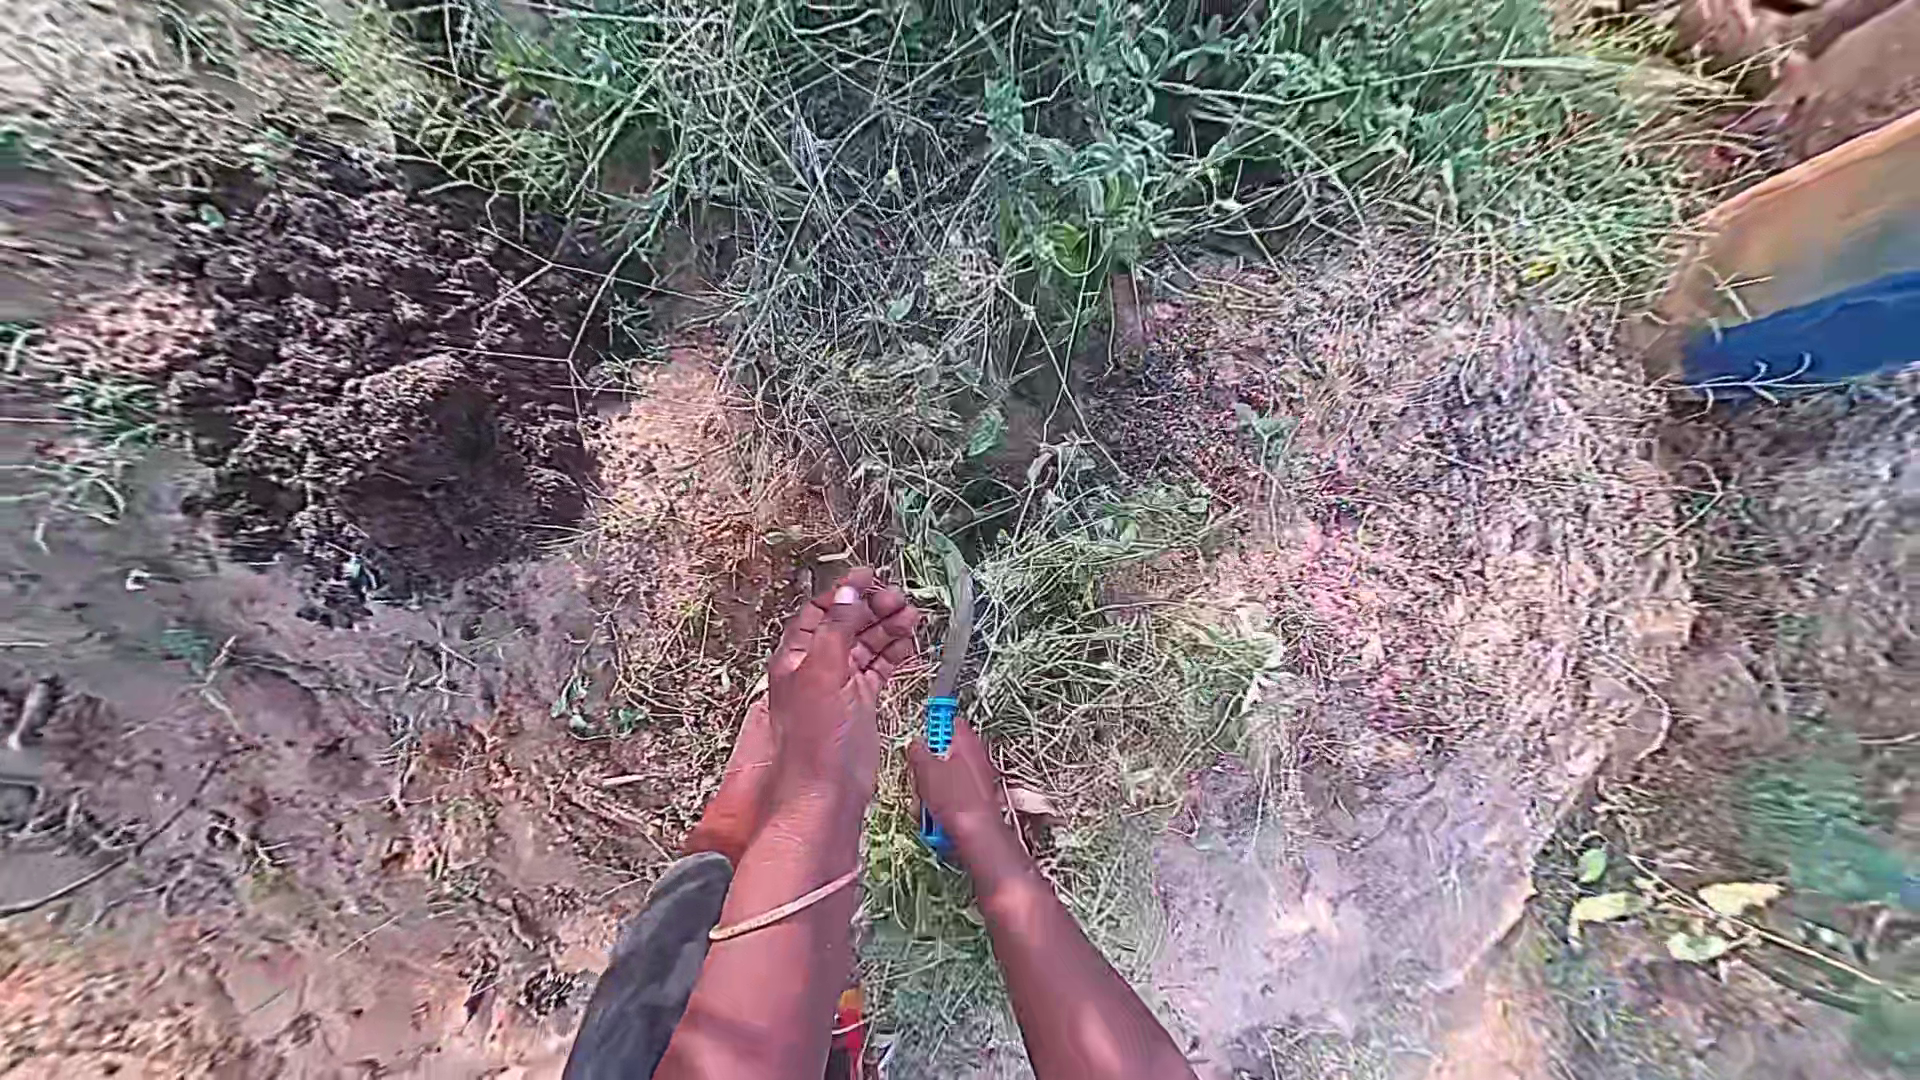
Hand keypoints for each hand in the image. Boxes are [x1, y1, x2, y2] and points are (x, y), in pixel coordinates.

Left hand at [766, 568, 917, 814]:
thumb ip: (837, 627)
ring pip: (867, 643)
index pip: (822, 610)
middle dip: (873, 608)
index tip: (871, 576)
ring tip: (912, 618)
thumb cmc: (816, 735)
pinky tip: (909, 643)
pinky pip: (879, 666)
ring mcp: (841, 683)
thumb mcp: (823, 671)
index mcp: (797, 654)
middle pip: (847, 623)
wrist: (827, 793)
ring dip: (888, 628)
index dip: (845, 591)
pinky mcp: (862, 700)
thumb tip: (849, 590)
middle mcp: (818, 664)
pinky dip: (894, 653)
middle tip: (900, 600)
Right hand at [905, 714, 1006, 846]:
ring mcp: (977, 780)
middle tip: (920, 776)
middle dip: (927, 766)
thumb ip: (918, 752)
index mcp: (966, 741)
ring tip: (926, 803)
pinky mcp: (975, 801)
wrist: (978, 837)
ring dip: (930, 790)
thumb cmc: (958, 801)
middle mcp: (975, 757)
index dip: (934, 726)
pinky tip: (935, 817)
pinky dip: (940, 804)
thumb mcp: (926, 771)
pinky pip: (951, 796)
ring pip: (944, 777)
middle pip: (943, 753)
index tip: (923, 734)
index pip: (950, 721)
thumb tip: (915, 743)